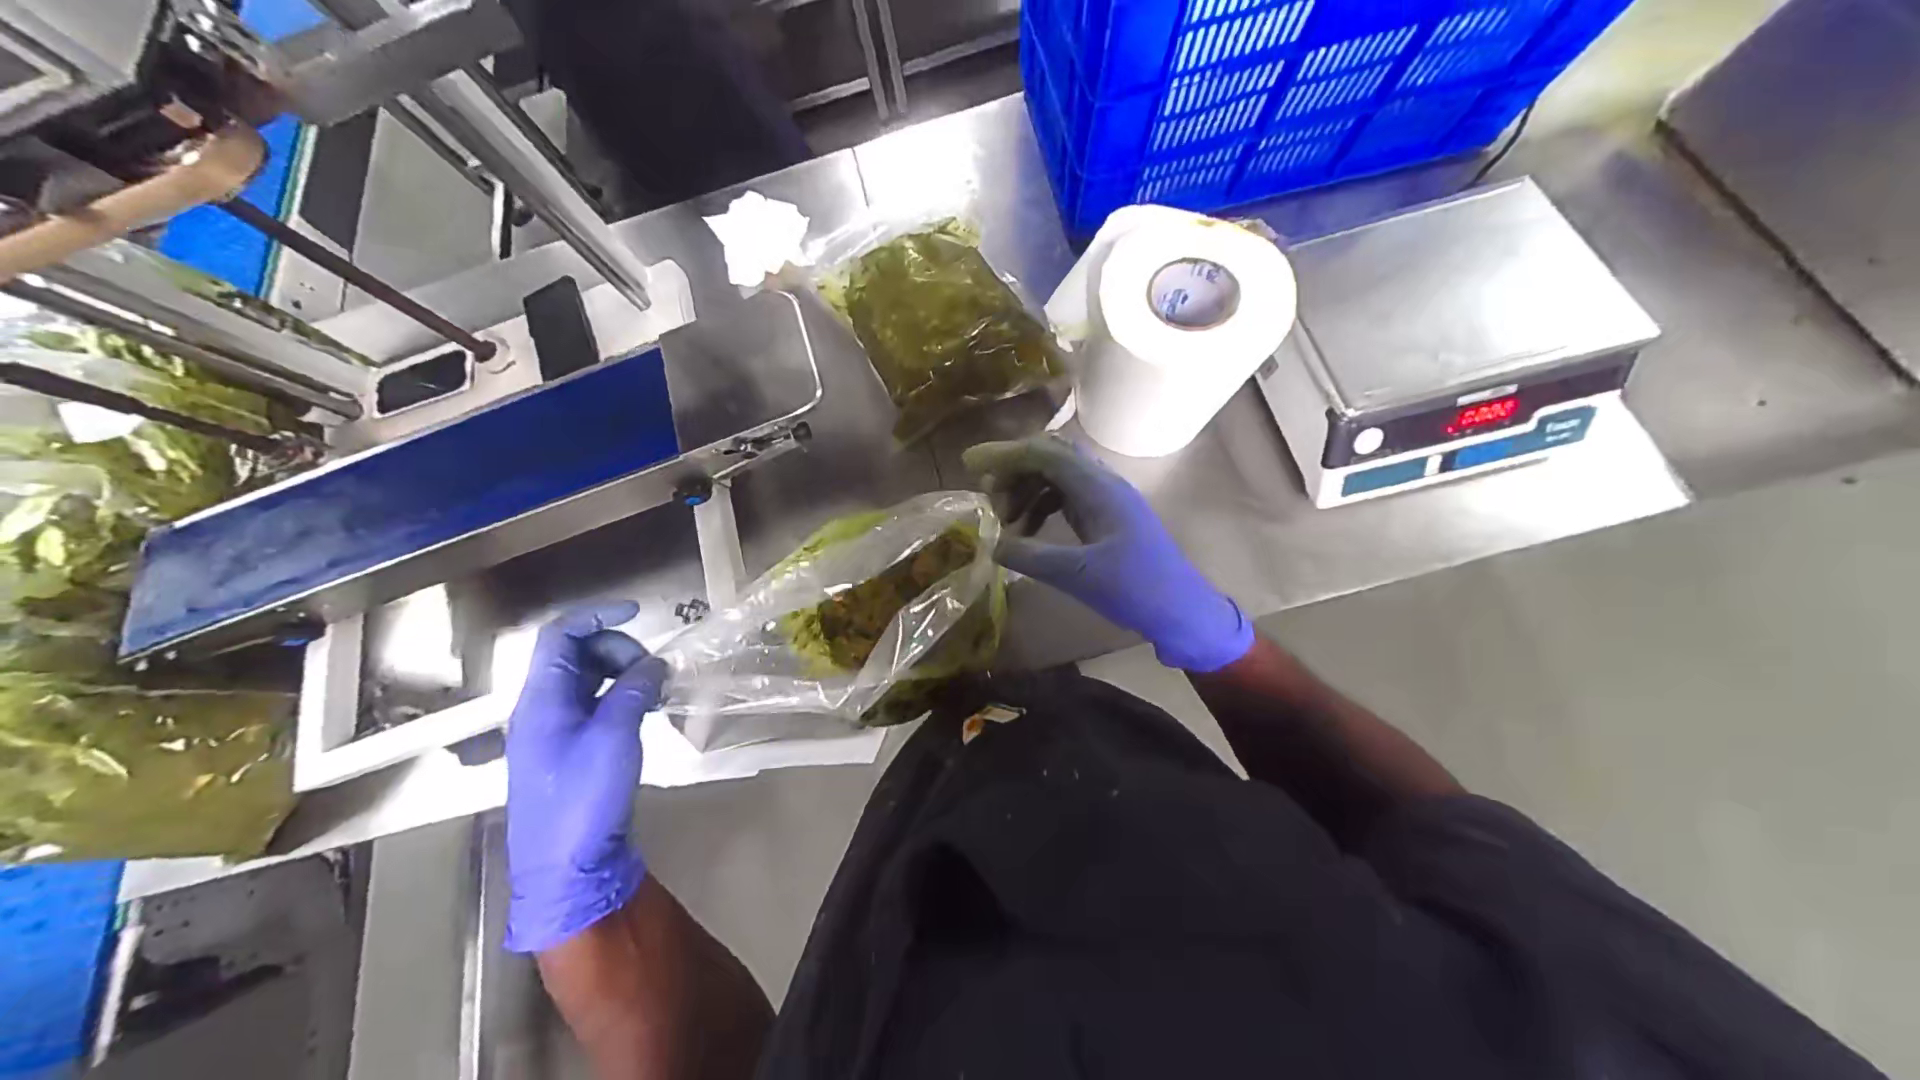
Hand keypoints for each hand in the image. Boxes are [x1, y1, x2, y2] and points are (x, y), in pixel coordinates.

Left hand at [504, 601, 668, 952]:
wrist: (564, 868)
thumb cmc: (582, 798)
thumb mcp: (614, 737)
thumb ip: (634, 691)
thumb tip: (655, 664)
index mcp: (540, 699)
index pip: (561, 636)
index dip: (597, 616)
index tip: (637, 612)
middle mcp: (541, 708)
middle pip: (575, 654)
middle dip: (617, 649)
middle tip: (652, 669)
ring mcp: (554, 731)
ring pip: (586, 680)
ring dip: (621, 672)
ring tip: (655, 688)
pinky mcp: (570, 750)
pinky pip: (593, 704)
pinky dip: (620, 695)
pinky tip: (644, 708)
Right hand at [963, 435, 1251, 671]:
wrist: (1180, 609)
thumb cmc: (1134, 588)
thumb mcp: (1076, 575)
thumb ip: (1030, 557)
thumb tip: (992, 546)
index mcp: (1098, 488)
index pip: (1044, 453)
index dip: (1004, 455)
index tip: (970, 465)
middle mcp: (1103, 484)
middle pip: (1050, 457)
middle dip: (1014, 471)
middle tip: (987, 497)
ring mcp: (1107, 499)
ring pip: (1057, 477)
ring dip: (1026, 491)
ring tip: (1005, 521)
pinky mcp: (1107, 517)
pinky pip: (1066, 497)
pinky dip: (1041, 507)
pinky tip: (1027, 531)